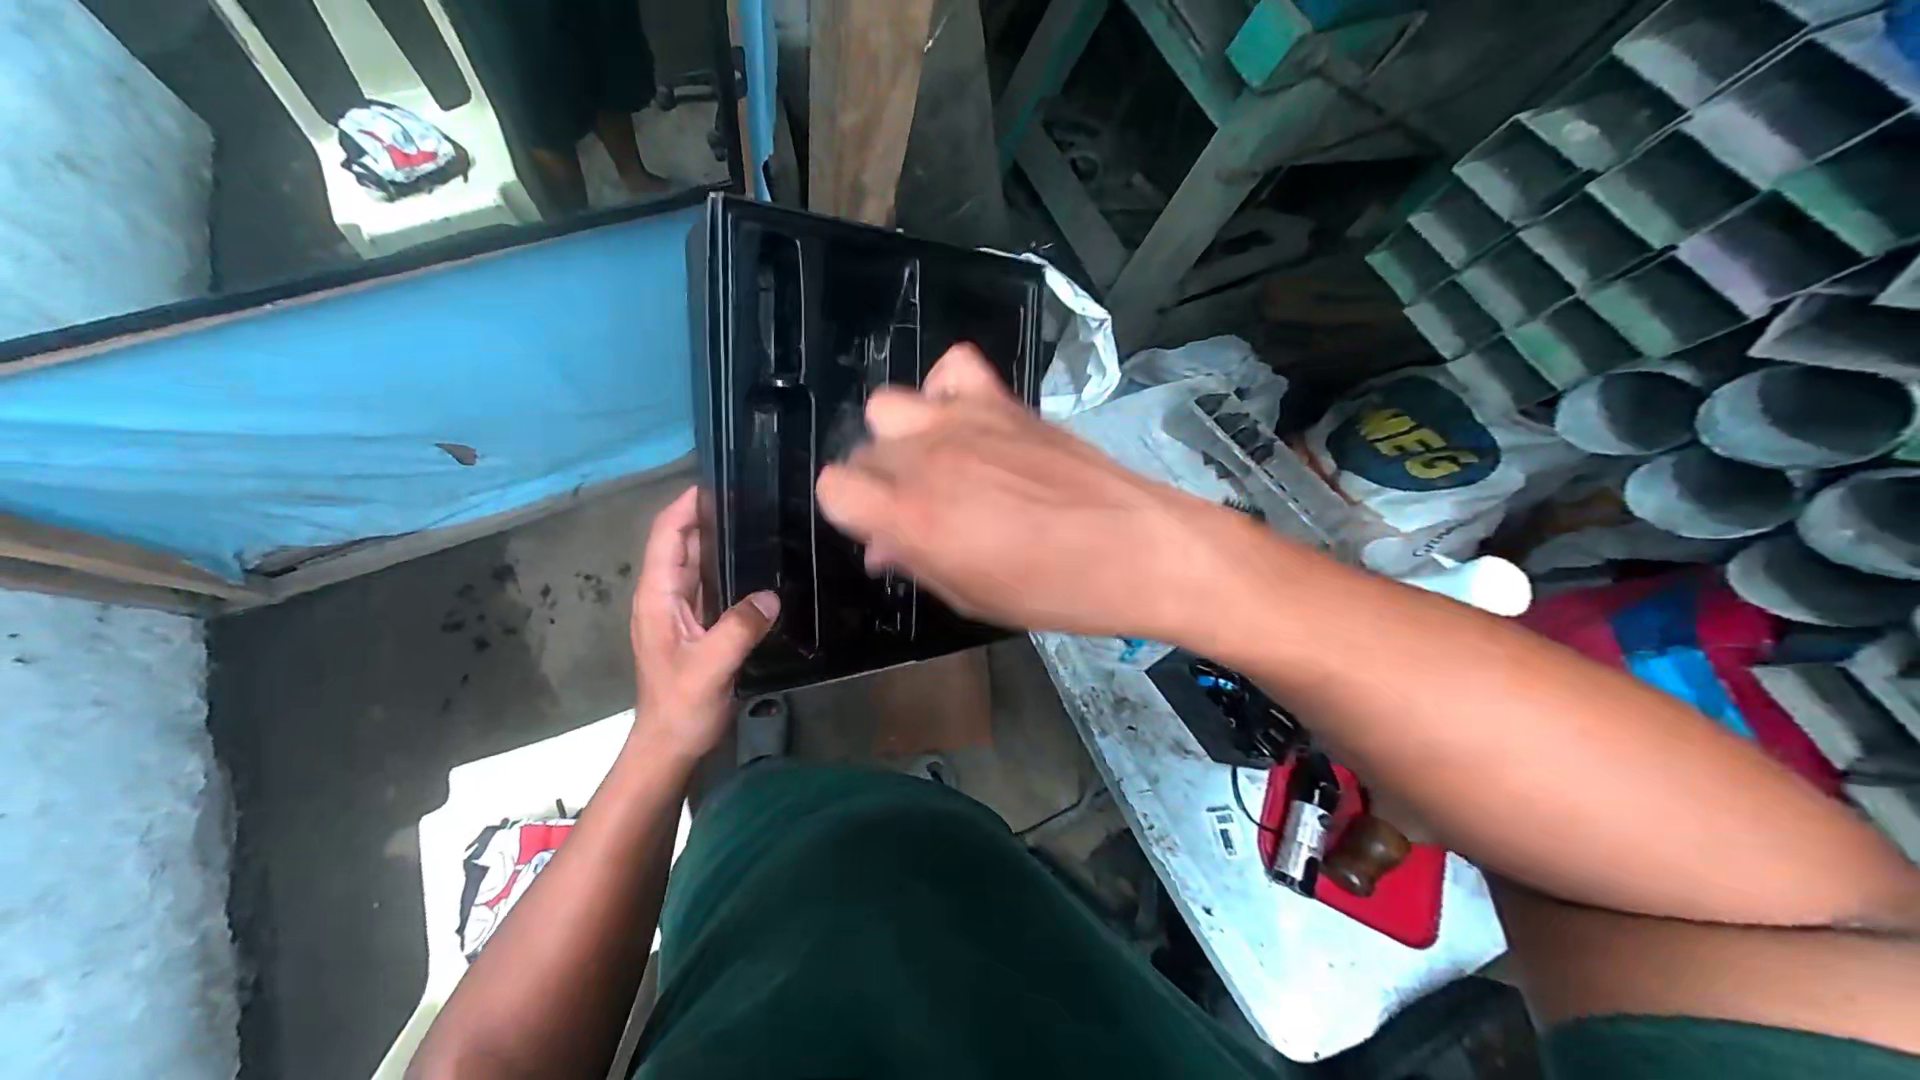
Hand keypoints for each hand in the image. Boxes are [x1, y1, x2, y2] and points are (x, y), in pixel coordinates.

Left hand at [630, 487, 779, 758]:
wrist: (670, 744)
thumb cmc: (681, 705)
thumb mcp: (710, 666)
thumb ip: (740, 627)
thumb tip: (772, 595)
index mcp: (659, 597)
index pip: (667, 537)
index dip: (685, 507)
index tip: (717, 484)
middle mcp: (666, 597)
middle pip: (683, 544)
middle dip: (708, 517)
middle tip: (752, 499)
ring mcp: (682, 611)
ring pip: (699, 564)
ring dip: (721, 542)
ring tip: (759, 523)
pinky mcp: (699, 625)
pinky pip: (714, 585)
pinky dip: (731, 569)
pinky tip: (759, 567)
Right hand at [815, 344, 1242, 639]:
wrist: (1139, 547)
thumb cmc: (1056, 590)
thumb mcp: (973, 597)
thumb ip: (915, 562)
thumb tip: (881, 547)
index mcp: (912, 516)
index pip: (833, 488)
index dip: (849, 511)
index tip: (877, 528)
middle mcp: (927, 458)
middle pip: (863, 451)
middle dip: (880, 484)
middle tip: (918, 511)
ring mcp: (965, 419)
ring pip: (890, 406)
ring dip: (902, 437)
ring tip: (939, 464)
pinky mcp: (1004, 400)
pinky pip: (951, 369)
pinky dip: (947, 391)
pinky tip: (968, 424)